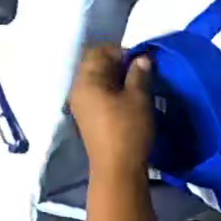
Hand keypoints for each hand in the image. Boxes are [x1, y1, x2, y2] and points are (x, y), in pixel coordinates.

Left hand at [69, 45, 154, 174]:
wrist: (117, 169)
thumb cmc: (128, 130)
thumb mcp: (139, 98)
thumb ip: (139, 73)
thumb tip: (142, 58)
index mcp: (87, 80)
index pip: (99, 51)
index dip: (122, 51)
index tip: (142, 61)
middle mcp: (78, 89)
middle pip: (95, 65)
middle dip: (118, 64)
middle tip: (141, 72)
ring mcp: (80, 104)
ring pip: (97, 80)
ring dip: (116, 78)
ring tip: (137, 87)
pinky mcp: (87, 118)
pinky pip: (97, 94)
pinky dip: (112, 91)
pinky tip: (127, 100)